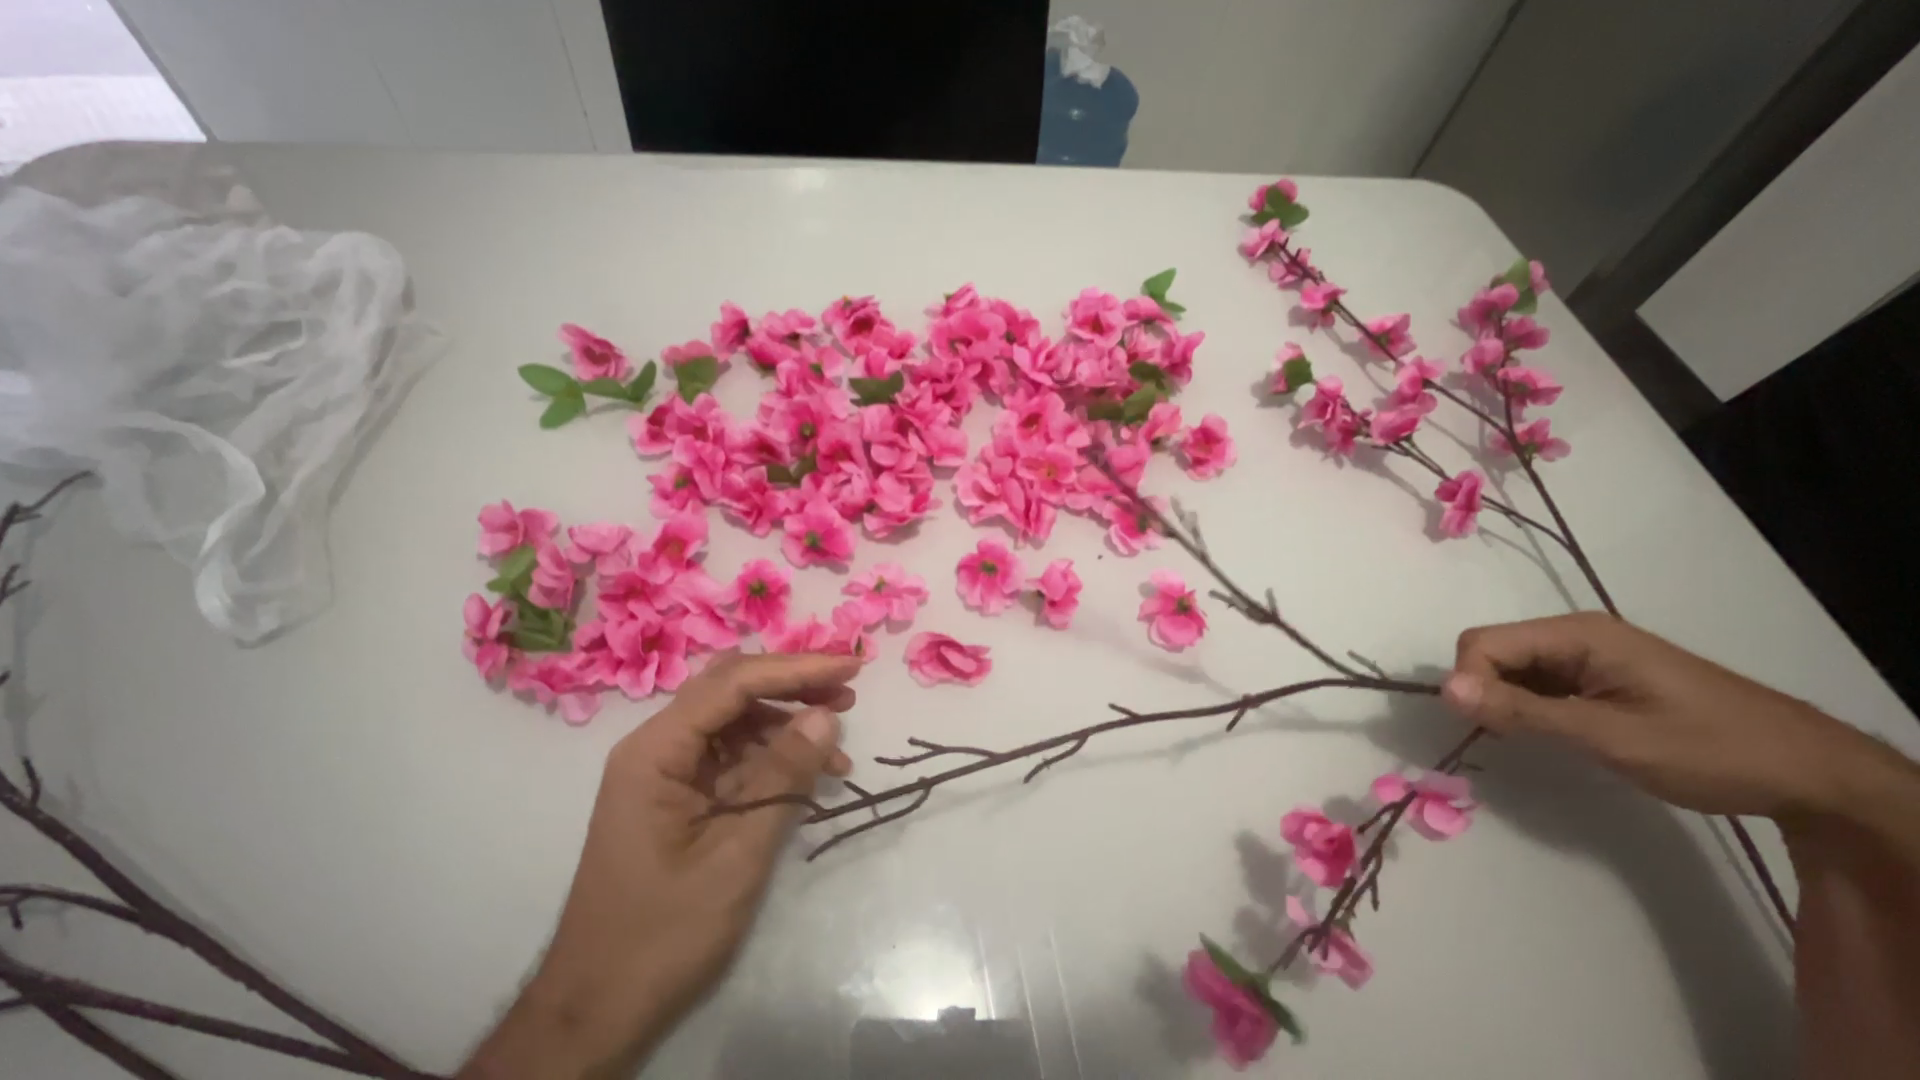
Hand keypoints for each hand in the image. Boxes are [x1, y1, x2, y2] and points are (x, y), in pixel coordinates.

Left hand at [459, 651, 859, 1079]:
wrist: (600, 1003)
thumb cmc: (665, 931)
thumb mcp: (736, 853)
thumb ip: (782, 777)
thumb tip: (826, 717)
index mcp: (655, 752)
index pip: (732, 684)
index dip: (796, 669)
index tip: (851, 668)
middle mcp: (655, 749)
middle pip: (729, 692)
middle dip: (791, 686)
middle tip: (848, 693)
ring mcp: (664, 775)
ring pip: (732, 724)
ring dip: (786, 726)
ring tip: (838, 748)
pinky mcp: (677, 801)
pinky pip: (729, 761)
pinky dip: (771, 761)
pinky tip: (809, 778)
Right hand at [1441, 612, 1885, 819]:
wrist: (1807, 770)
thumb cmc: (1708, 749)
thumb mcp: (1609, 736)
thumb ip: (1524, 712)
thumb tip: (1444, 691)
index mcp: (1579, 634)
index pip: (1483, 643)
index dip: (1469, 683)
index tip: (1485, 731)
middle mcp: (1578, 634)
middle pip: (1494, 651)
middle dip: (1484, 692)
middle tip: (1509, 740)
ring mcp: (1591, 656)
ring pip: (1514, 669)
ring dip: (1506, 703)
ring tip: (1530, 743)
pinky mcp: (1601, 678)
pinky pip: (1541, 683)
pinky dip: (1530, 708)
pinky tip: (1551, 736)